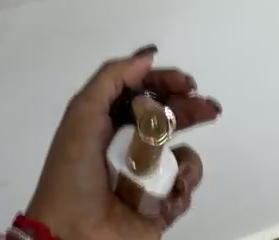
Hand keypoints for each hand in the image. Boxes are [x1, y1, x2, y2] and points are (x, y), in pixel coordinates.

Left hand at [25, 48, 219, 239]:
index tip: (187, 83)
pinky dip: (184, 186)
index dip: (167, 81)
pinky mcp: (160, 205)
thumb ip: (114, 77)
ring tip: (181, 170)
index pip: (146, 90)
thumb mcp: (83, 112)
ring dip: (187, 156)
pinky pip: (184, 186)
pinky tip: (173, 191)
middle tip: (208, 109)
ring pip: (182, 152)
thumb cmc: (74, 169)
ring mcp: (147, 175)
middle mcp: (131, 143)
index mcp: (110, 119)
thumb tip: (148, 56)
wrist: (71, 234)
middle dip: (191, 109)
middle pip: (170, 116)